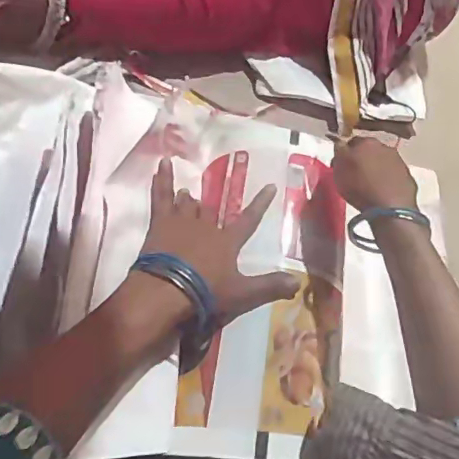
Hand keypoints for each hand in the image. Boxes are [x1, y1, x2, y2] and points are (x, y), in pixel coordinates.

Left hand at [141, 158, 300, 325]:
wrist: (166, 290)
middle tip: (210, 202)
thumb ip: (269, 286)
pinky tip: (162, 164)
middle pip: (211, 211)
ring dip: (188, 200)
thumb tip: (298, 281)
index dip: (260, 204)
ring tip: (186, 193)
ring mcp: (181, 222)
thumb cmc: (205, 293)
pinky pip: (161, 195)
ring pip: (187, 204)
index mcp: (227, 241)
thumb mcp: (242, 294)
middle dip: (212, 206)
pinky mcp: (160, 224)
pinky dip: (162, 178)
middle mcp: (206, 226)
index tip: (270, 186)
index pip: (249, 219)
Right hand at [334, 136, 417, 210]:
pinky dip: (388, 179)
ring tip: (370, 185)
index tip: (342, 165)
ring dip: (377, 168)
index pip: (352, 142)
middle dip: (363, 159)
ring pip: (383, 161)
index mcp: (366, 143)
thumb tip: (341, 143)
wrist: (390, 207)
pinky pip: (394, 175)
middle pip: (370, 150)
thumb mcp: (339, 170)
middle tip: (356, 174)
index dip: (345, 153)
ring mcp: (399, 161)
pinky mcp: (408, 177)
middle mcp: (385, 147)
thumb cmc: (359, 187)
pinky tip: (383, 191)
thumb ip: (339, 153)